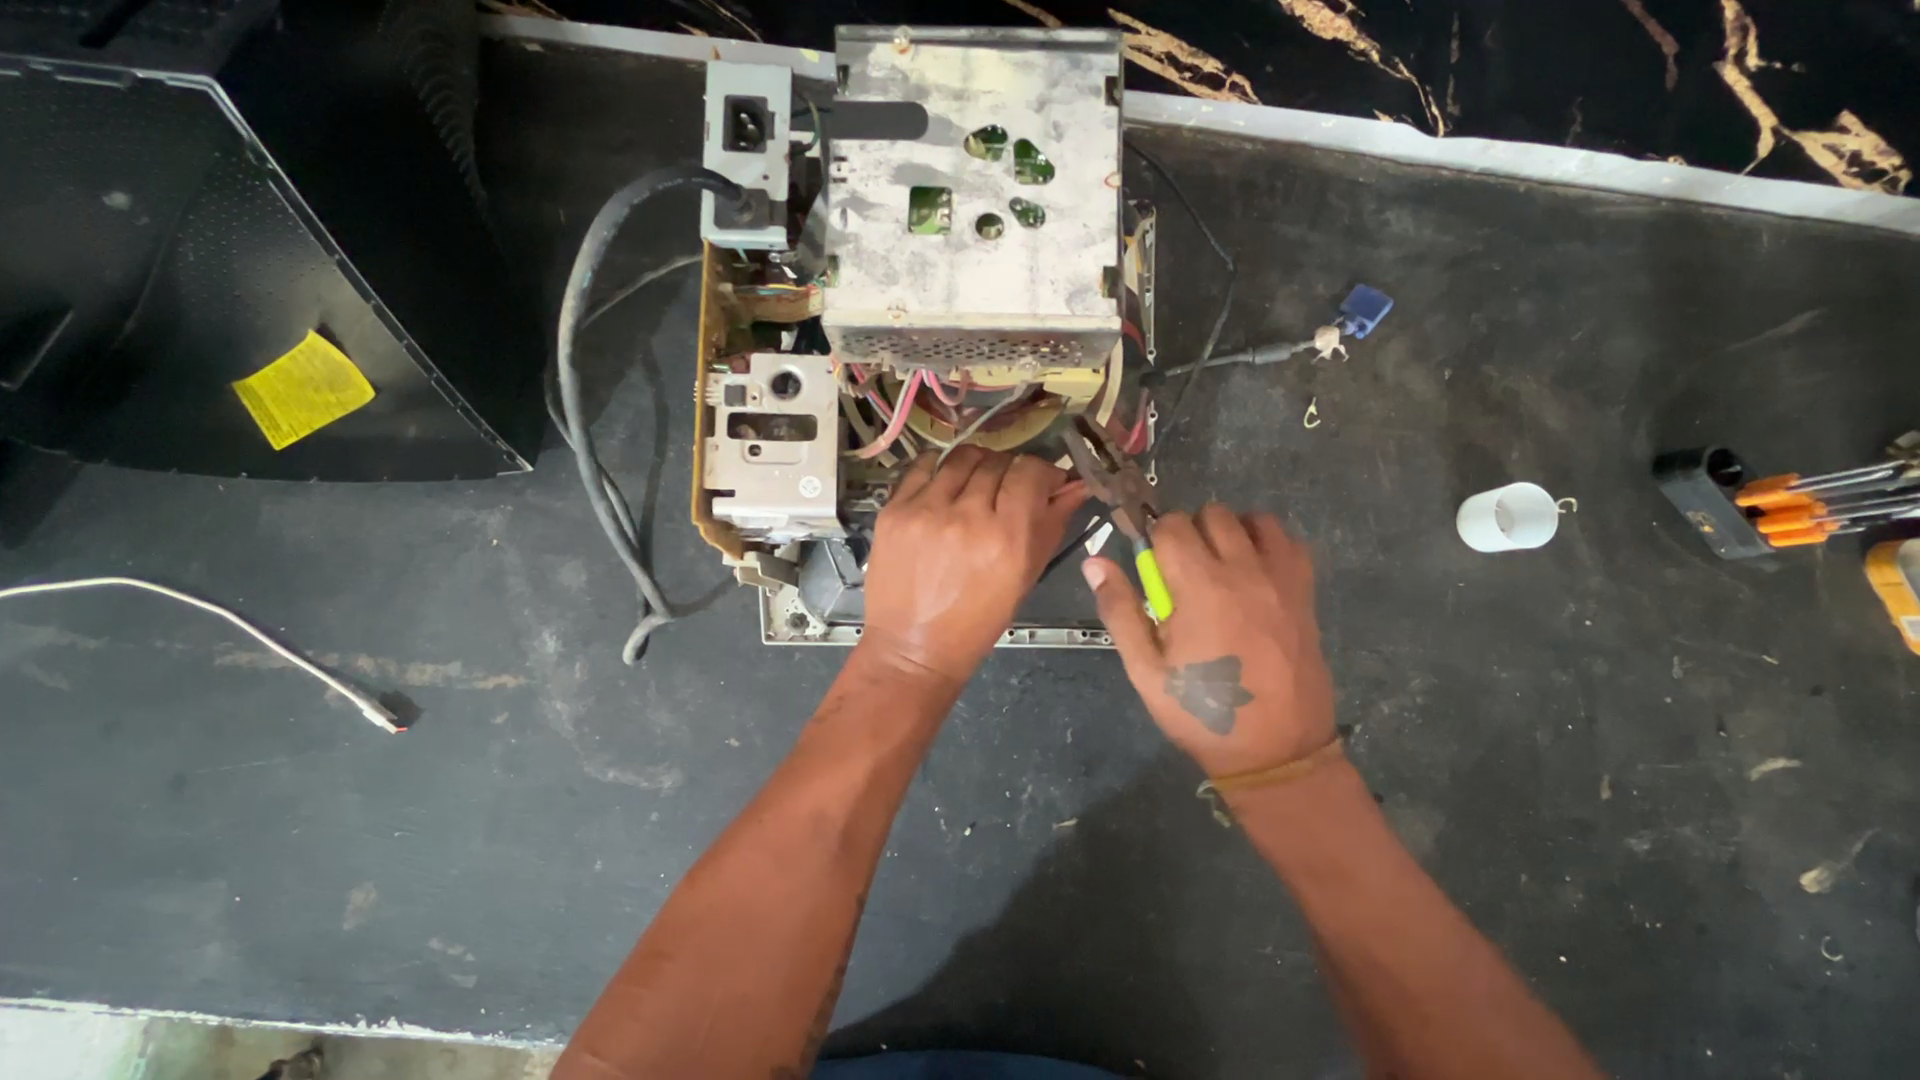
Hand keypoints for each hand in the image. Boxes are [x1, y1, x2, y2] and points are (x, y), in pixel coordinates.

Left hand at [861, 446, 1084, 686]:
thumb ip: (1052, 525)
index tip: (1042, 483)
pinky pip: (923, 466)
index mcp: (1006, 539)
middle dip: (1010, 471)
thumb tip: (1074, 486)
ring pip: (961, 458)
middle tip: (1008, 491)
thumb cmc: (977, 622)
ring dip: (978, 466)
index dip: (1043, 471)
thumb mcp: (1025, 578)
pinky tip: (946, 486)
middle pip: (997, 462)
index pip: (1030, 472)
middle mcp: (967, 517)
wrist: (913, 646)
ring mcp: (925, 510)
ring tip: (977, 486)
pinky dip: (941, 469)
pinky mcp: (894, 510)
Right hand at [1083, 505, 1334, 777]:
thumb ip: (1120, 611)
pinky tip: (1254, 573)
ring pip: (1254, 519)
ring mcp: (1281, 579)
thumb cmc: (1203, 712)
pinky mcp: (1305, 592)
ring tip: (1219, 567)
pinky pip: (1289, 542)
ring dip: (1230, 532)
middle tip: (1182, 572)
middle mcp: (1243, 570)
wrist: (1277, 749)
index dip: (1154, 539)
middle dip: (1189, 532)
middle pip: (1212, 514)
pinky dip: (1268, 544)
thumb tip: (1094, 563)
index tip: (1152, 567)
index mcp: (1200, 587)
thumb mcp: (1146, 671)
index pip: (1171, 526)